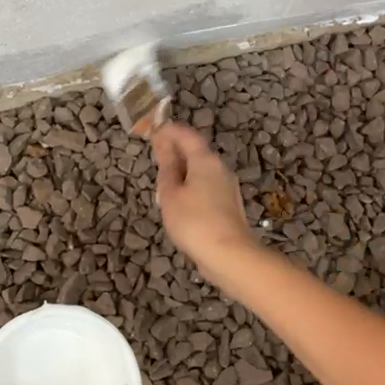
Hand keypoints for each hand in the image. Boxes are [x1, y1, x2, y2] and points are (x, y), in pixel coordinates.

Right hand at [152, 123, 262, 281]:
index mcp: (205, 161)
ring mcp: (228, 187)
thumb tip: (165, 150)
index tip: (155, 130)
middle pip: (197, 152)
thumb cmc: (194, 222)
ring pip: (202, 171)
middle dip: (177, 151)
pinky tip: (181, 200)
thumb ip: (167, 170)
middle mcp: (220, 168)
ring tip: (165, 181)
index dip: (170, 131)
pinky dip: (193, 185)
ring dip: (184, 170)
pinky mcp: (229, 205)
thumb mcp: (171, 195)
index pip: (187, 136)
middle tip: (157, 154)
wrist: (229, 254)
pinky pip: (208, 186)